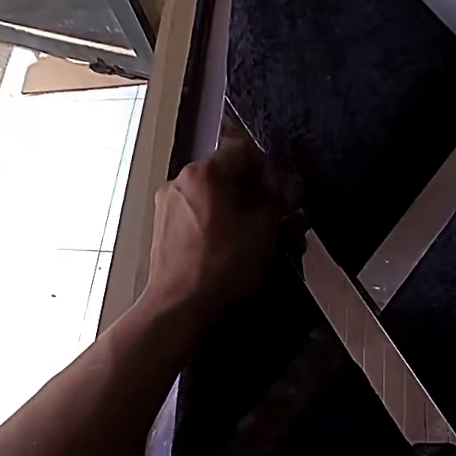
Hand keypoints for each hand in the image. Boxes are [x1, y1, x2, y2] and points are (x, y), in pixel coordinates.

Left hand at [143, 135, 298, 321]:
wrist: (181, 306)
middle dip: (261, 194)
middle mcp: (181, 181)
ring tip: (265, 238)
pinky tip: (239, 248)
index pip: (245, 150)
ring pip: (216, 197)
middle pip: (230, 175)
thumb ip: (280, 200)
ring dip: (244, 212)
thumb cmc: (223, 265)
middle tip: (282, 218)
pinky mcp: (165, 230)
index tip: (285, 194)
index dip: (272, 169)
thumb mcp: (264, 228)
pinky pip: (201, 215)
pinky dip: (223, 224)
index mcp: (204, 173)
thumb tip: (290, 189)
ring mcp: (169, 206)